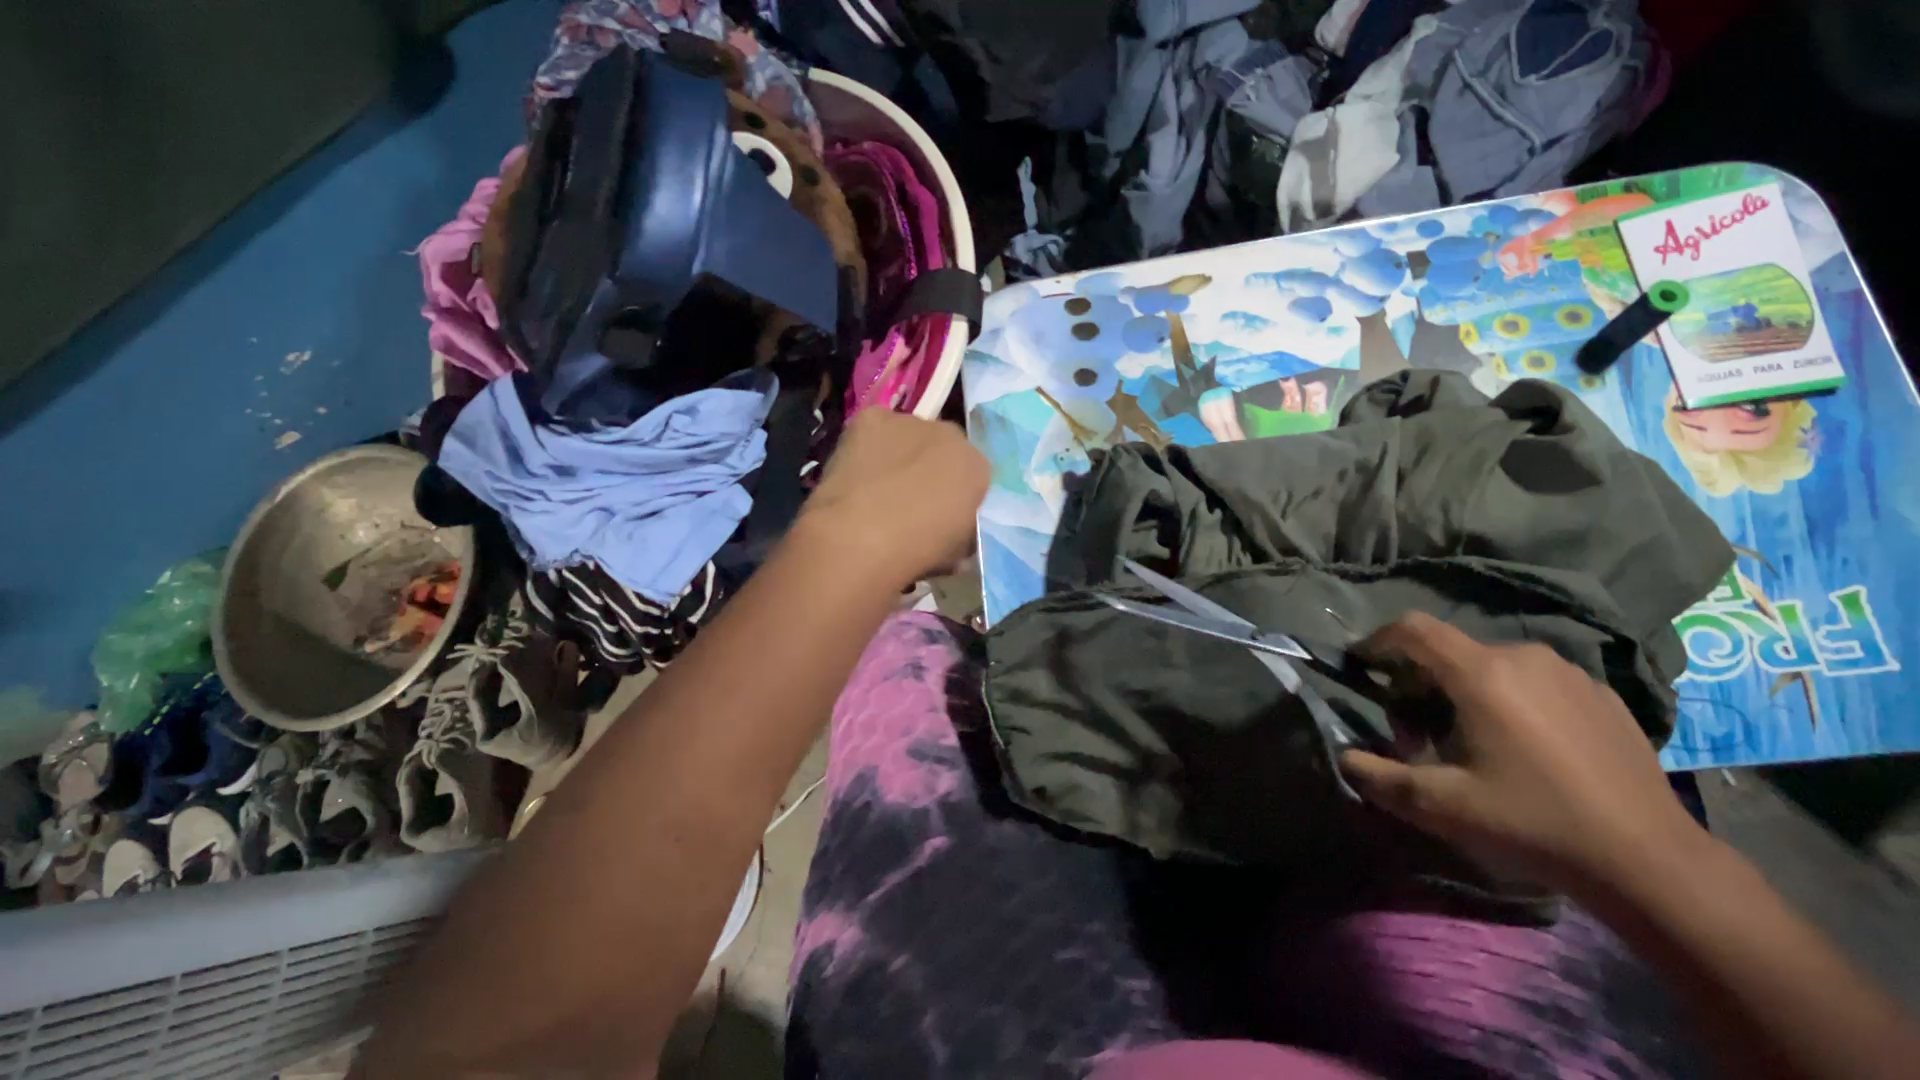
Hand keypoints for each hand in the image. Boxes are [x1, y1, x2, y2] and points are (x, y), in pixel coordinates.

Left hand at [796, 409, 988, 586]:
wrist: (864, 537)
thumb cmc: (917, 553)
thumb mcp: (956, 551)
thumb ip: (960, 530)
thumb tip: (950, 529)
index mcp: (978, 469)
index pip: (972, 474)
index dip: (954, 493)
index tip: (938, 513)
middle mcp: (952, 436)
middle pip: (943, 447)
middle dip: (930, 468)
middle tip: (908, 499)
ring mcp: (911, 423)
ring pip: (908, 435)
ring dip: (899, 454)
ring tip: (876, 487)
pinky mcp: (873, 418)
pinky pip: (876, 428)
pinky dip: (869, 444)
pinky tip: (857, 470)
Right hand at [1340, 613, 1705, 894]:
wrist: (1646, 858)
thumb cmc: (1532, 823)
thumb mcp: (1440, 806)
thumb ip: (1379, 776)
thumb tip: (1345, 756)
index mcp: (1481, 674)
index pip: (1414, 629)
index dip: (1378, 640)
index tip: (1361, 665)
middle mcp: (1525, 658)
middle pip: (1453, 650)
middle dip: (1422, 679)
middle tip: (1415, 726)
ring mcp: (1571, 674)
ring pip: (1496, 665)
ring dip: (1468, 690)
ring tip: (1471, 739)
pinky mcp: (1604, 696)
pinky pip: (1538, 682)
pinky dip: (1513, 700)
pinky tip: (1525, 748)